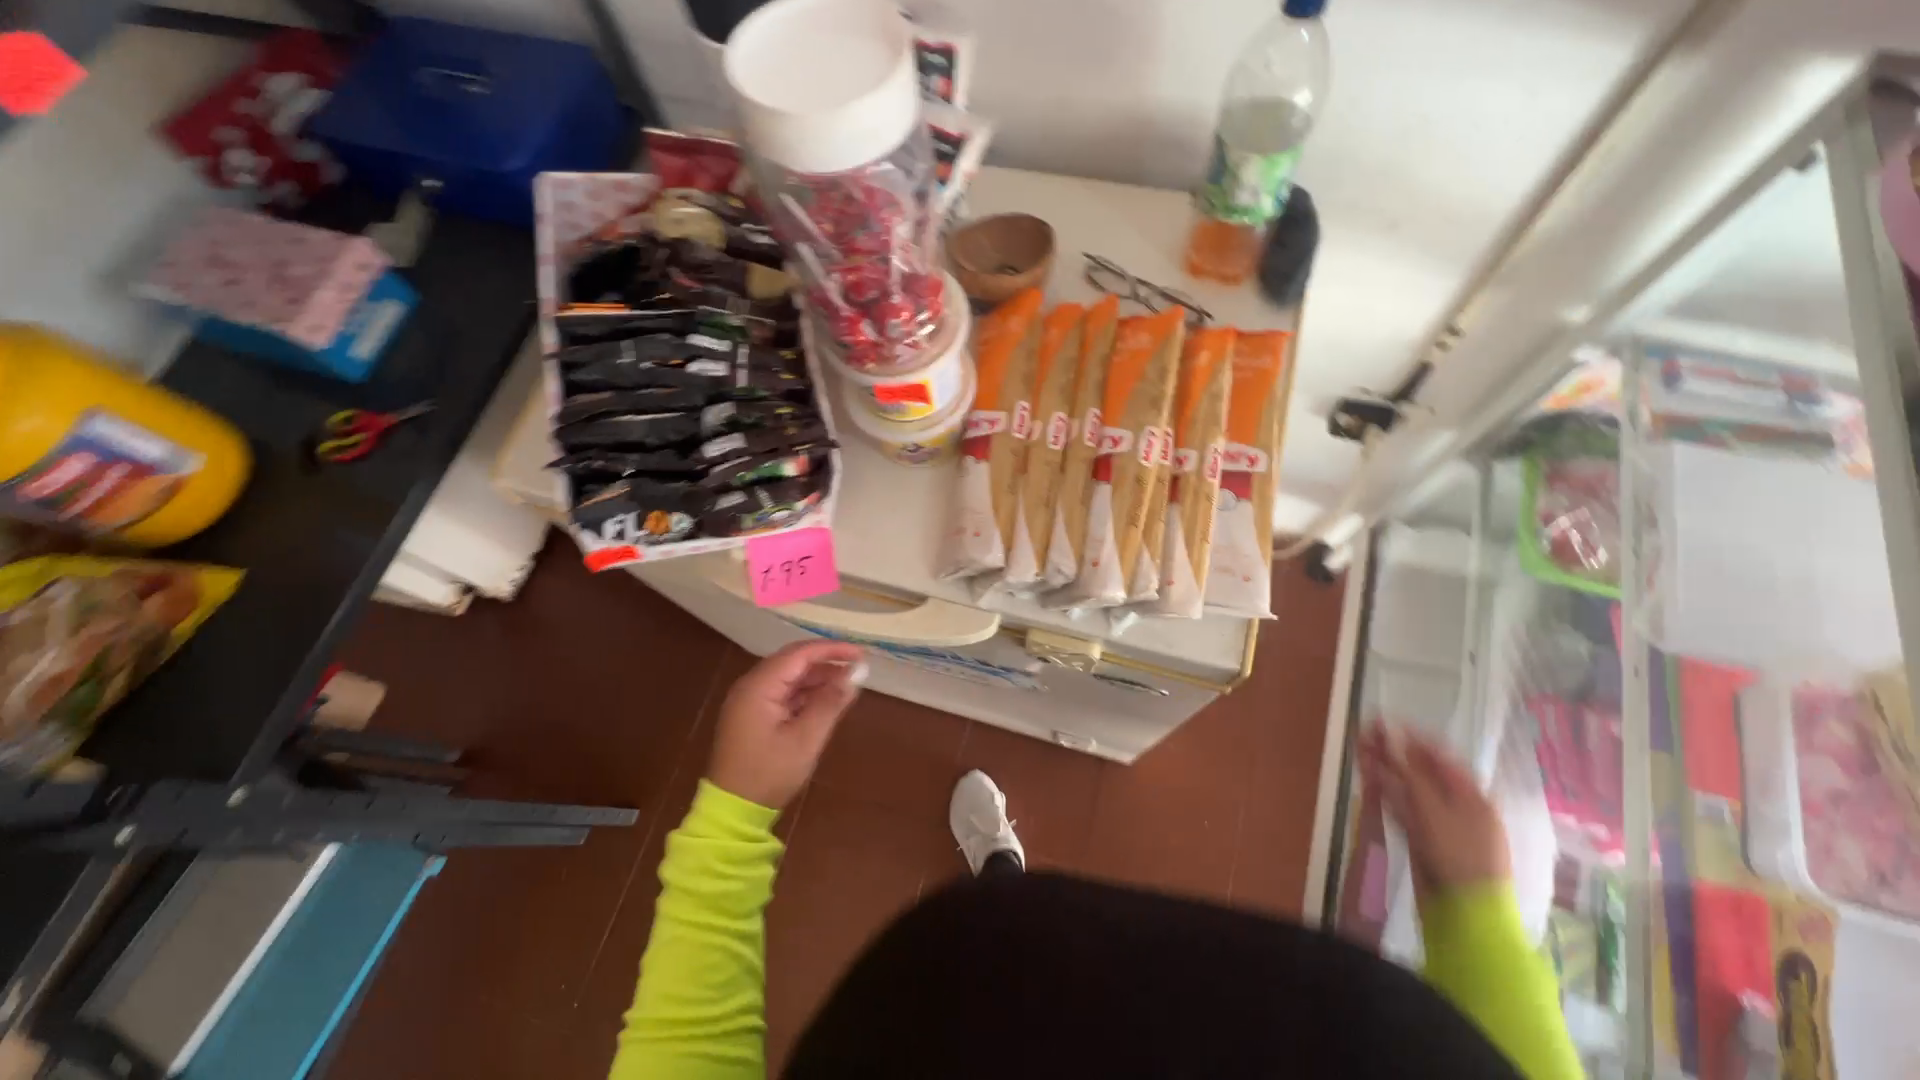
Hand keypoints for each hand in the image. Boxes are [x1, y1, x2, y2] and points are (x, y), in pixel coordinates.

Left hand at [708, 641, 867, 809]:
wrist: (733, 809)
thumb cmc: (770, 773)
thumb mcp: (806, 739)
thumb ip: (830, 702)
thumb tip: (856, 673)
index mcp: (759, 686)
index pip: (799, 654)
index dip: (831, 650)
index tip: (861, 655)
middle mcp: (751, 686)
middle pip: (792, 662)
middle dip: (826, 663)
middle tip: (857, 670)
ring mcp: (749, 701)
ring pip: (788, 678)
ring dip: (817, 679)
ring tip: (847, 686)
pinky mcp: (752, 715)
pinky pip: (782, 694)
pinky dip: (805, 694)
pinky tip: (825, 702)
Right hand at [1358, 724, 1509, 902]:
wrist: (1465, 917)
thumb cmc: (1459, 857)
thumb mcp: (1435, 810)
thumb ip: (1410, 773)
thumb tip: (1393, 737)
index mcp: (1472, 796)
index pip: (1441, 758)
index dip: (1412, 737)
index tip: (1383, 721)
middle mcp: (1457, 808)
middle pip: (1421, 773)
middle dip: (1393, 752)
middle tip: (1363, 732)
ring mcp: (1439, 827)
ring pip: (1408, 792)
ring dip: (1384, 771)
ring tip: (1359, 751)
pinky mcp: (1421, 844)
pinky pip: (1402, 813)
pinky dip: (1385, 797)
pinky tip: (1369, 782)